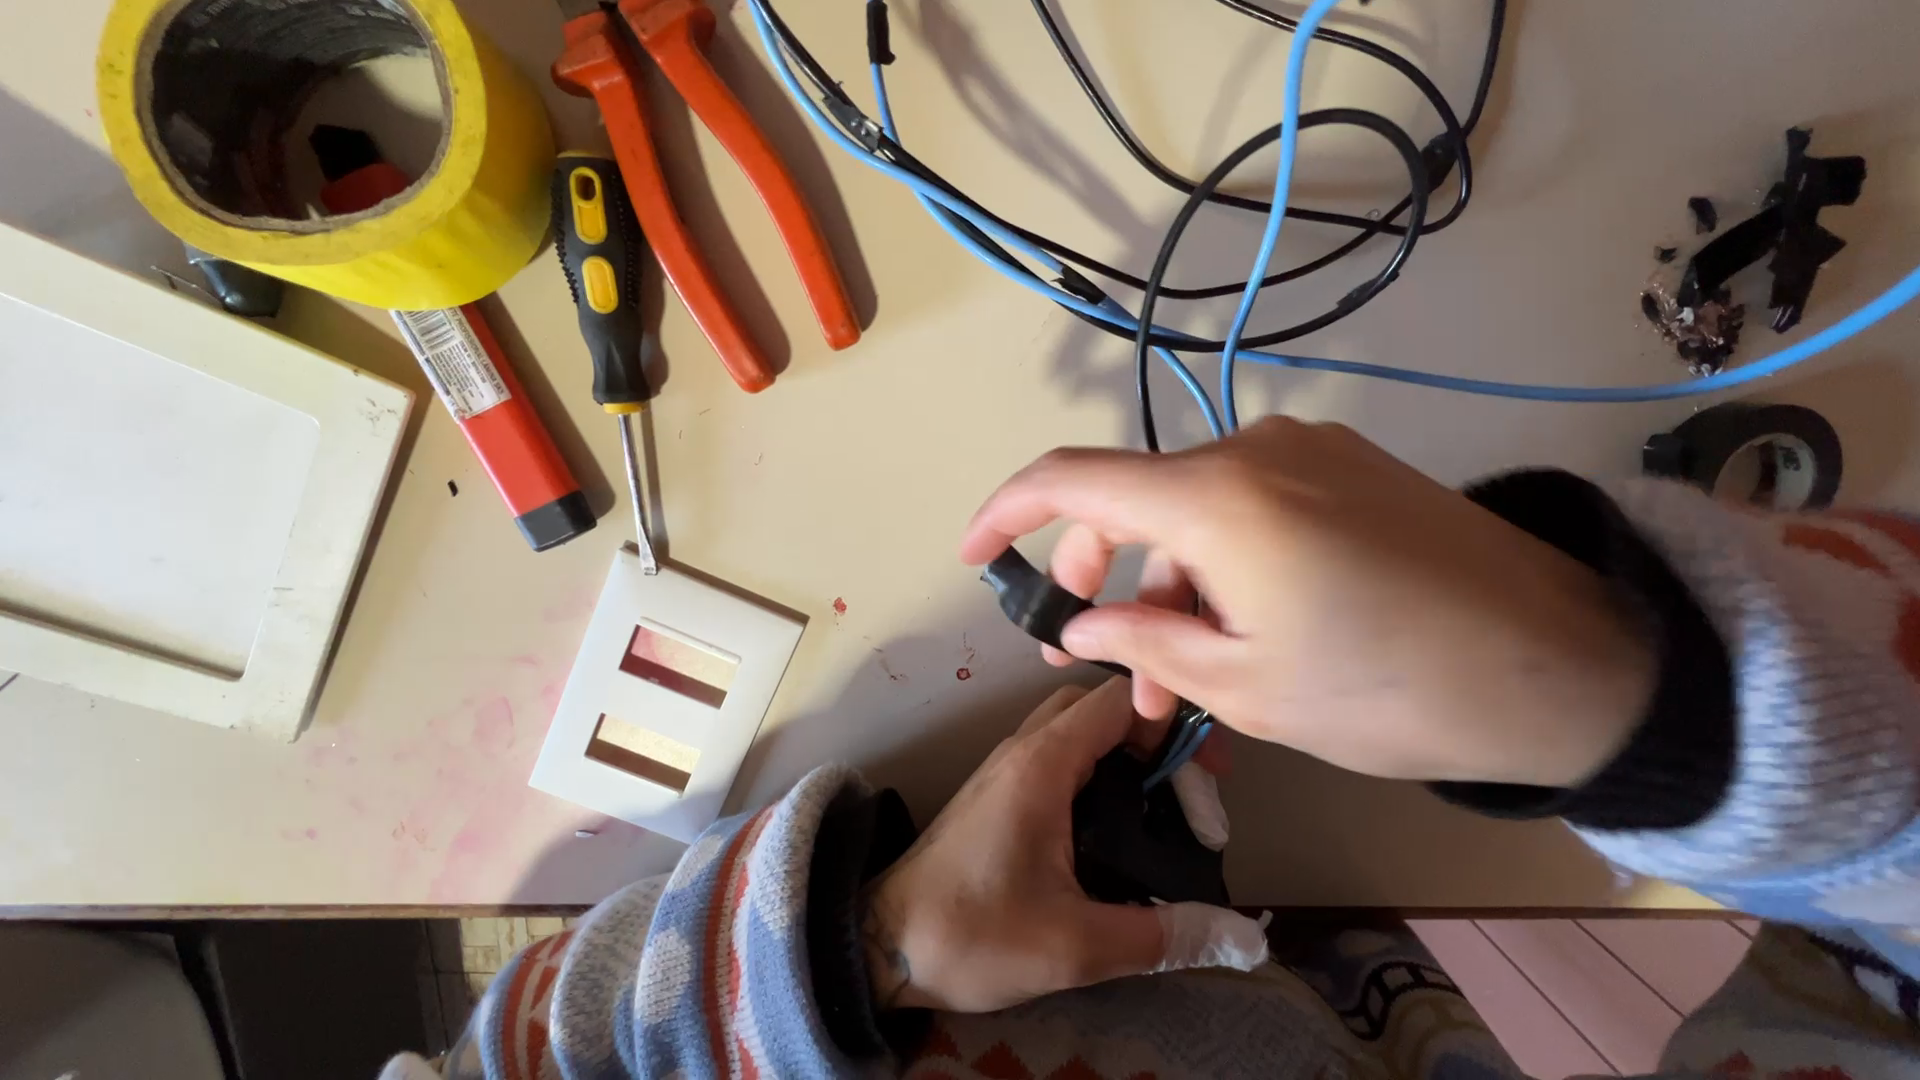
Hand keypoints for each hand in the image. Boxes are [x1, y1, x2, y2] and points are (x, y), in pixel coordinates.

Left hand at [861, 679, 1266, 1013]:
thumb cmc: (973, 934)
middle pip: (1102, 706)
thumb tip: (1245, 938)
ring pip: (1079, 728)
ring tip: (1169, 805)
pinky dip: (1100, 768)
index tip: (1207, 774)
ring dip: (1126, 751)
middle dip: (1155, 735)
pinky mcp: (1001, 790)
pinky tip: (1122, 820)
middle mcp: (1025, 747)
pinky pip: (1061, 754)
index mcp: (1043, 762)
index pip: (1121, 700)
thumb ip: (1162, 935)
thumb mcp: (1074, 944)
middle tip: (1194, 791)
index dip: (1173, 722)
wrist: (880, 944)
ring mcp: (1008, 766)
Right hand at [960, 417, 1654, 788]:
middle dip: (1098, 572)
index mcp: (1213, 498)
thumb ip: (1140, 641)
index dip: (1005, 513)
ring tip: (1180, 673)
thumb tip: (1080, 624)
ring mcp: (1305, 452)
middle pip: (1132, 497)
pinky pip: (1249, 509)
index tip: (974, 555)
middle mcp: (1251, 450)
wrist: (1571, 666)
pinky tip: (1241, 626)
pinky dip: (1219, 564)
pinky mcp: (1347, 468)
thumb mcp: (1241, 685)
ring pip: (1193, 514)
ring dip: (1168, 585)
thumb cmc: (1386, 689)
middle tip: (1099, 651)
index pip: (1068, 479)